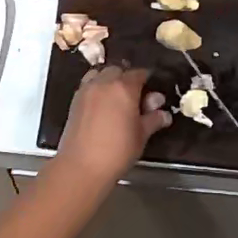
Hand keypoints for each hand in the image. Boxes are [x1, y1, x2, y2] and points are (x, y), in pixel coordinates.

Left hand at [54, 66, 170, 182]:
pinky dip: (96, 89)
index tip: (151, 92)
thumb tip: (163, 114)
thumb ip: (152, 119)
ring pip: (99, 75)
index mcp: (123, 88)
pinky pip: (88, 86)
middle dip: (127, 79)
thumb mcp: (141, 135)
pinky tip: (102, 107)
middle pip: (117, 71)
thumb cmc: (117, 151)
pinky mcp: (74, 101)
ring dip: (109, 81)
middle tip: (135, 98)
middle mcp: (103, 83)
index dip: (147, 80)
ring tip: (117, 100)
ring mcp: (86, 91)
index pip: (139, 73)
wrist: (82, 166)